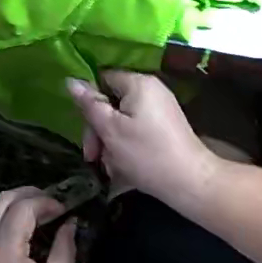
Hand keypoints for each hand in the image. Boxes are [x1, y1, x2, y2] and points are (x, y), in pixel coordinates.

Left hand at [0, 187, 75, 262]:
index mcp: (4, 251)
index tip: (67, 210)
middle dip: (28, 195)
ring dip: (18, 208)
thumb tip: (70, 224)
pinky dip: (9, 224)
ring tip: (45, 217)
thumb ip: (64, 251)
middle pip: (1, 201)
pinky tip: (30, 238)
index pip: (22, 208)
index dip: (46, 202)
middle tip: (54, 203)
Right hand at [67, 72, 221, 206]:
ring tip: (110, 167)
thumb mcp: (110, 129)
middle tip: (93, 157)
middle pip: (111, 102)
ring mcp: (160, 108)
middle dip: (99, 130)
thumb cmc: (146, 154)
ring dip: (110, 142)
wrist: (191, 182)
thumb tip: (70, 80)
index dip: (89, 103)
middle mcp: (151, 90)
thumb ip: (89, 104)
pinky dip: (126, 145)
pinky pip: (136, 128)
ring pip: (121, 119)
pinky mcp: (165, 126)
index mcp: (138, 83)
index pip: (102, 80)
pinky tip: (123, 167)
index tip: (86, 131)